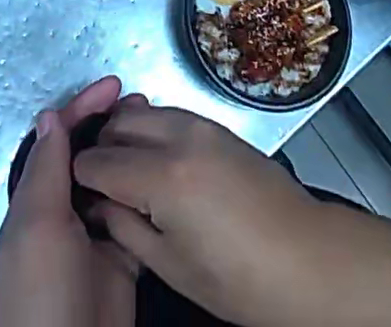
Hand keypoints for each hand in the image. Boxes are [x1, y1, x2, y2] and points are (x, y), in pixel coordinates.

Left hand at [0, 76, 137, 326]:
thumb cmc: (42, 289)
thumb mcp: (37, 225)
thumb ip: (46, 170)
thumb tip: (48, 116)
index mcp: (35, 198)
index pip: (58, 139)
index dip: (83, 108)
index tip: (114, 86)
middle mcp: (61, 211)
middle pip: (87, 155)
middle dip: (111, 125)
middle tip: (143, 103)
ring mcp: (91, 236)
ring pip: (113, 182)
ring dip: (130, 154)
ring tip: (158, 129)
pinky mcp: (119, 260)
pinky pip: (133, 217)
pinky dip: (146, 194)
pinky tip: (165, 175)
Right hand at [73, 98, 342, 326]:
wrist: (309, 259)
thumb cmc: (239, 278)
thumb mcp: (171, 265)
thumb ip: (124, 226)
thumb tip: (99, 203)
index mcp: (163, 176)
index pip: (99, 161)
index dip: (82, 177)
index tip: (81, 192)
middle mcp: (178, 137)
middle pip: (117, 123)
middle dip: (102, 148)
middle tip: (103, 182)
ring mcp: (201, 125)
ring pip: (143, 111)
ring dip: (126, 133)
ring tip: (130, 170)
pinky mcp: (217, 125)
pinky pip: (169, 114)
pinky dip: (152, 129)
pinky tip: (158, 160)